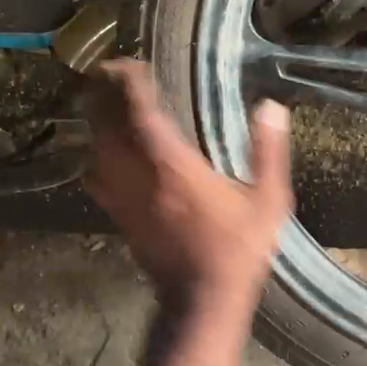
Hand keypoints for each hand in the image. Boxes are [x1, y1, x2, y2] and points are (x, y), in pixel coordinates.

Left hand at [82, 60, 291, 309]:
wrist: (203, 301)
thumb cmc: (239, 248)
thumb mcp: (269, 200)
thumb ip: (269, 152)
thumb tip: (271, 108)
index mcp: (176, 169)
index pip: (143, 117)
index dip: (132, 86)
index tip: (131, 63)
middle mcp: (142, 180)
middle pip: (106, 129)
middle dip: (101, 96)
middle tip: (106, 72)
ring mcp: (125, 201)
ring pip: (96, 153)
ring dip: (94, 124)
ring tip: (100, 103)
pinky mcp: (120, 219)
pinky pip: (97, 180)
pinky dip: (95, 157)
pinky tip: (104, 154)